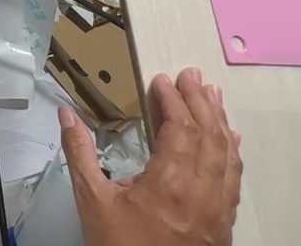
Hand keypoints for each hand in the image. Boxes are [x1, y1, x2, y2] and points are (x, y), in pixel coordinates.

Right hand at [59, 67, 242, 245]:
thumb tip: (66, 113)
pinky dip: (231, 154)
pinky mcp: (222, 226)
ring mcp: (217, 213)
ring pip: (228, 159)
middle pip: (210, 140)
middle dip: (202, 104)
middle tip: (193, 75)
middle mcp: (202, 196)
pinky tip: (230, 142)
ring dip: (221, 124)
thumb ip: (80, 152)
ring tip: (213, 97)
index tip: (162, 79)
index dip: (174, 102)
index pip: (180, 132)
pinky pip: (234, 181)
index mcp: (170, 186)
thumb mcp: (91, 199)